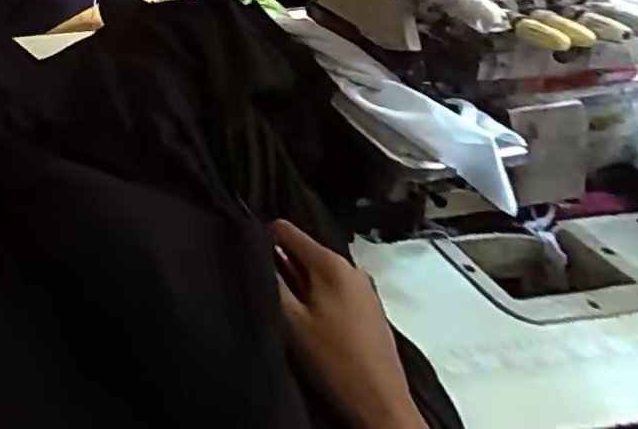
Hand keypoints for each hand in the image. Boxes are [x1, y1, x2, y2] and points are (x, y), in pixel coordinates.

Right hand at [272, 219, 425, 428]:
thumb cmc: (334, 359)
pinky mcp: (371, 309)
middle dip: (284, 265)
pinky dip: (318, 296)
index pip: (284, 228)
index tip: (256, 263)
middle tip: (275, 294)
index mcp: (331, 262)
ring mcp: (365, 289)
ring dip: (300, 283)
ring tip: (293, 312)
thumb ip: (270, 276)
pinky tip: (315, 323)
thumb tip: (254, 249)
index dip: (264, 240)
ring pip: (317, 270)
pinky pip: (333, 287)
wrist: (383, 409)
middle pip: (302, 250)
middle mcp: (351, 267)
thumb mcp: (289, 317)